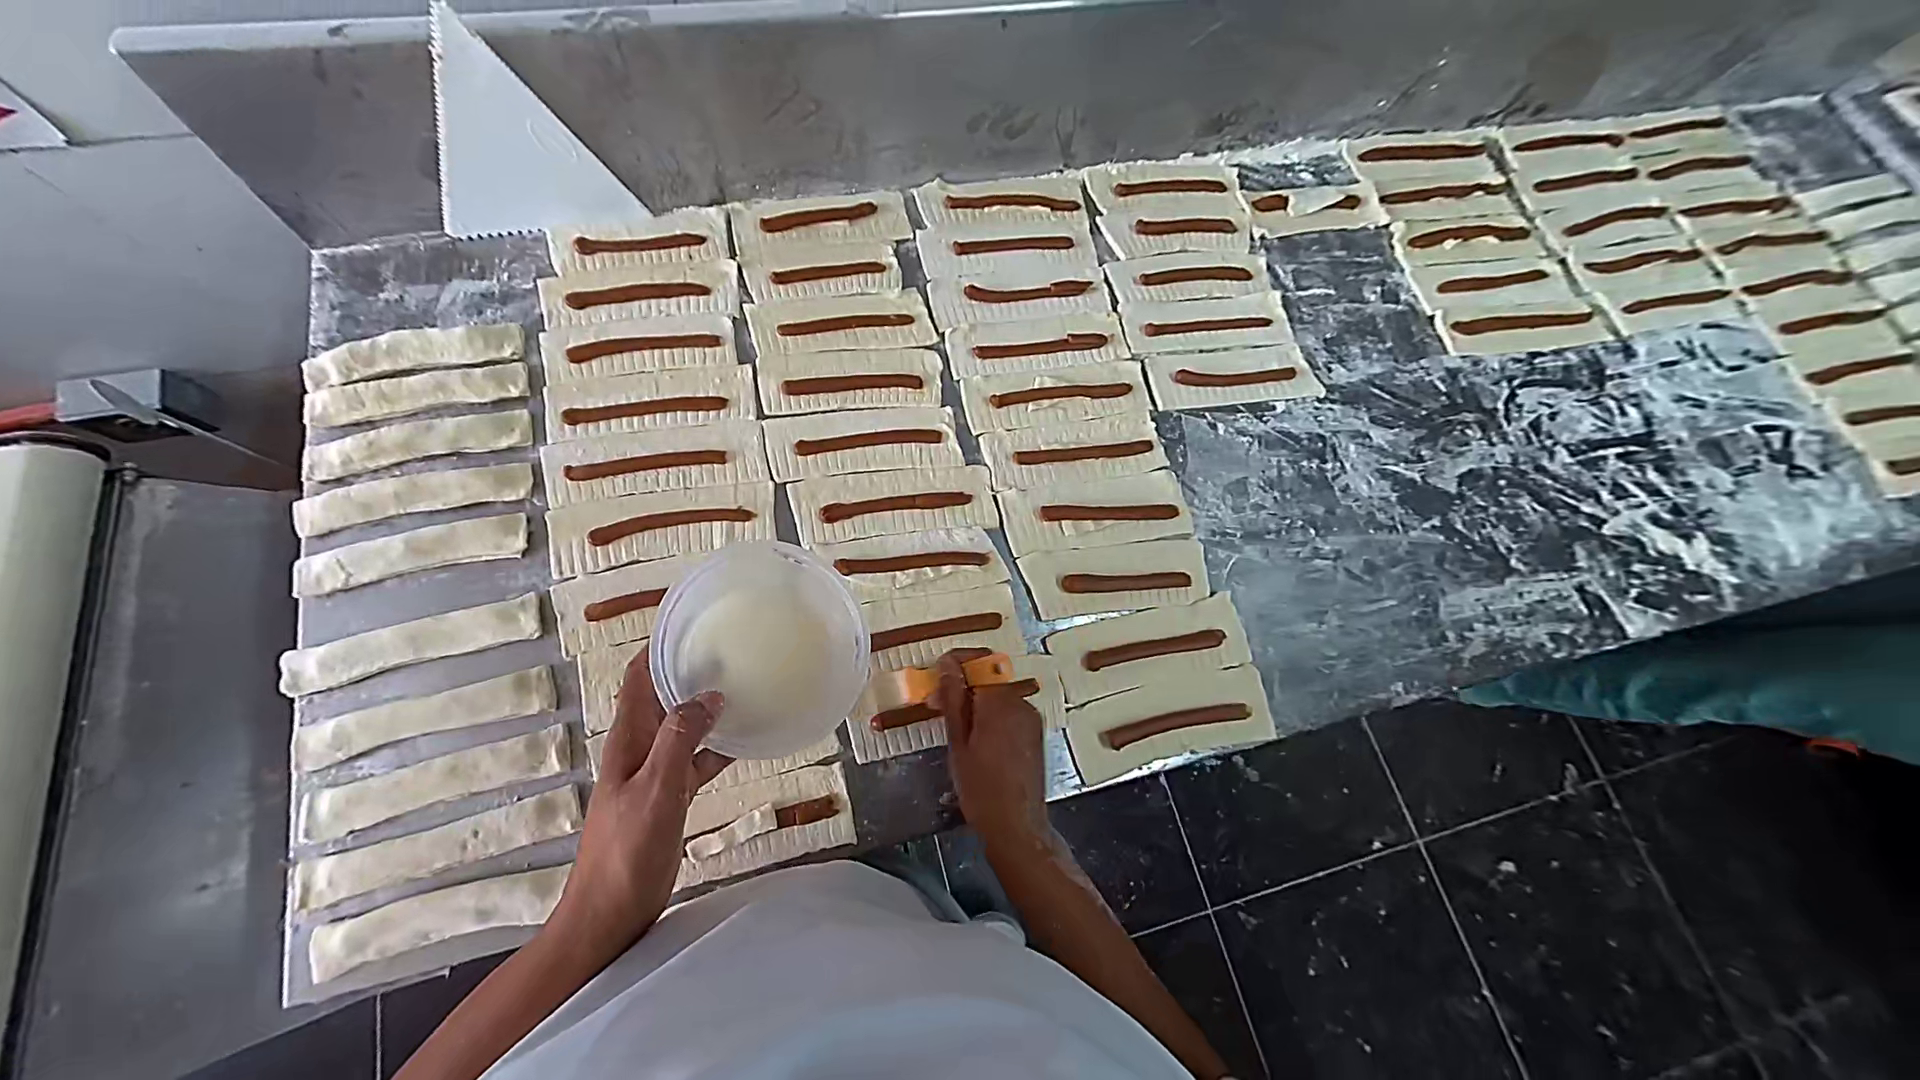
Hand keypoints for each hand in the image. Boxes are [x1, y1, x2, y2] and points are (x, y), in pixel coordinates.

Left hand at [549, 650, 730, 963]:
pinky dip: (719, 746)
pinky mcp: (671, 795)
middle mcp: (640, 748)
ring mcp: (656, 772)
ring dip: (709, 706)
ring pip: (685, 726)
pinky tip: (747, 739)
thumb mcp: (657, 789)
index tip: (690, 623)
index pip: (637, 678)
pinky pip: (699, 759)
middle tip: (731, 649)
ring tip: (745, 685)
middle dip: (691, 670)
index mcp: (628, 739)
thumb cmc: (627, 851)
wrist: (611, 915)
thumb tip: (709, 694)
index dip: (657, 646)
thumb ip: (680, 739)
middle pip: (664, 696)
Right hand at [936, 648, 1048, 850]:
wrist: (1016, 825)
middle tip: (938, 705)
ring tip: (956, 727)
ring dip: (976, 701)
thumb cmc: (981, 789)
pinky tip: (978, 738)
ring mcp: (1031, 716)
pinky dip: (992, 714)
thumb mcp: (958, 743)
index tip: (937, 674)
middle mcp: (1020, 702)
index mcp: (1000, 702)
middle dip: (963, 685)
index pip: (979, 662)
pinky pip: (1009, 710)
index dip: (956, 663)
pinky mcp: (1034, 730)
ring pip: (998, 694)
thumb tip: (946, 665)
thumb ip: (953, 699)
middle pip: (989, 677)